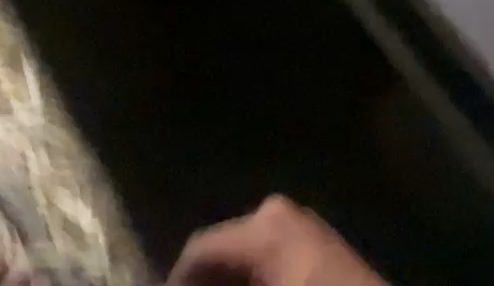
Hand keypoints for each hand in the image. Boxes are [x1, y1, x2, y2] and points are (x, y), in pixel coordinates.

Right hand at [166, 196, 389, 285]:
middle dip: (206, 279)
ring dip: (229, 280)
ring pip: (247, 253)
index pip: (199, 248)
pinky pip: (270, 257)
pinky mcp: (318, 243)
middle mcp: (278, 213)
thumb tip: (175, 282)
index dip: (176, 278)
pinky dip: (254, 278)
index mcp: (263, 226)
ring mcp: (302, 224)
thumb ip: (215, 283)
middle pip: (224, 248)